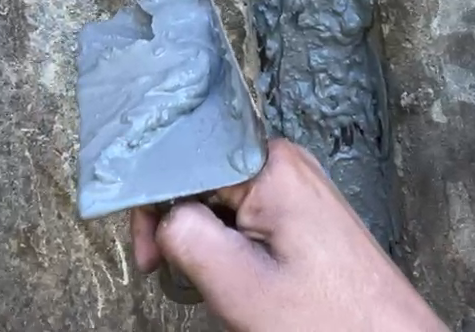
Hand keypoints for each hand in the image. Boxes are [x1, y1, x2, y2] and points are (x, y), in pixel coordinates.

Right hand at [130, 140, 446, 331]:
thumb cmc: (326, 321)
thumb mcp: (240, 285)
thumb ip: (186, 236)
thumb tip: (163, 213)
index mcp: (268, 162)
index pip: (186, 159)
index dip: (155, 202)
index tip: (147, 254)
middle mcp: (283, 158)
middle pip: (204, 173)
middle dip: (180, 220)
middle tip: (168, 271)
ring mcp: (296, 182)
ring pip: (223, 195)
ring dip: (205, 235)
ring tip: (213, 280)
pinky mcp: (303, 207)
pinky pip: (247, 209)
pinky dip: (230, 240)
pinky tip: (236, 272)